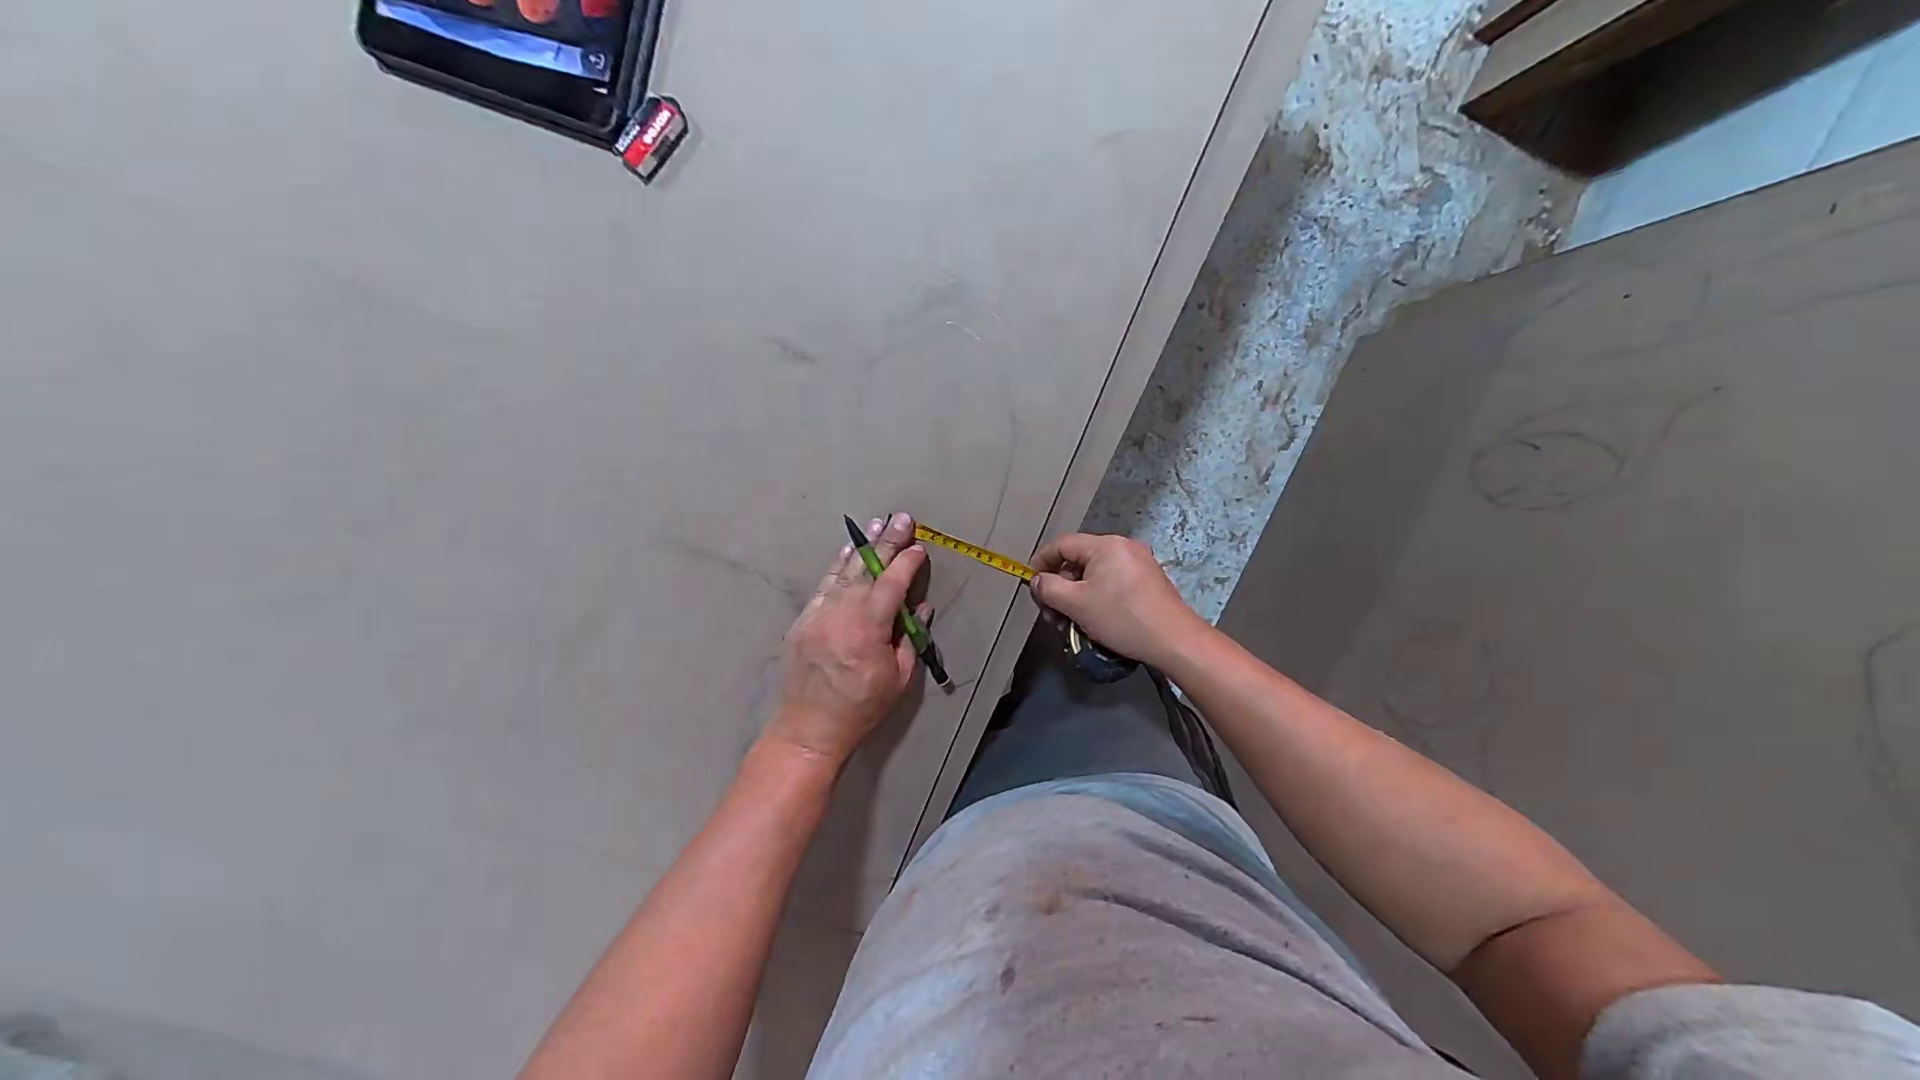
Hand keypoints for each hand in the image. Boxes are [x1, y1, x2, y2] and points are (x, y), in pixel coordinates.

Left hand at [768, 512, 931, 766]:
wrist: (809, 727)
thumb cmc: (861, 708)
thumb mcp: (899, 678)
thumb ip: (910, 637)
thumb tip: (919, 607)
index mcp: (868, 628)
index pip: (893, 583)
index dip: (908, 562)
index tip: (920, 548)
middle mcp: (841, 612)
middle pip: (868, 569)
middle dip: (888, 542)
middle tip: (903, 519)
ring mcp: (818, 613)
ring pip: (844, 572)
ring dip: (863, 548)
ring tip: (877, 525)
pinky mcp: (803, 620)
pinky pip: (824, 585)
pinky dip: (837, 566)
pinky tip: (847, 553)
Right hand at [1029, 533, 1209, 668]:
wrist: (1174, 640)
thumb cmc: (1122, 618)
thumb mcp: (1076, 604)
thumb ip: (1049, 588)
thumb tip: (1038, 581)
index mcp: (1105, 545)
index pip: (1062, 544)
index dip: (1041, 561)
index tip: (1030, 583)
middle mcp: (1124, 547)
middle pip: (1078, 560)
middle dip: (1060, 586)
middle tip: (1052, 612)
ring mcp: (1139, 563)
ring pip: (1095, 573)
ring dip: (1077, 595)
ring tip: (1071, 621)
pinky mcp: (1149, 580)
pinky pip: (1113, 581)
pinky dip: (1097, 596)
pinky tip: (1094, 618)